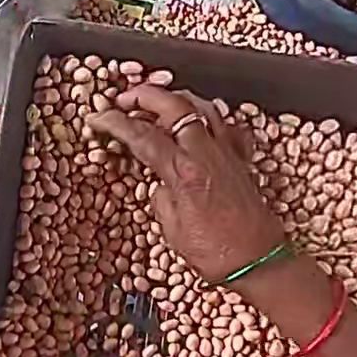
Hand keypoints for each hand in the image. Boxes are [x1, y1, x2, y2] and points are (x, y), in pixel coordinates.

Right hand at [85, 84, 290, 283]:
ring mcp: (227, 153)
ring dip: (176, 98)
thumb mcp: (173, 230)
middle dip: (145, 95)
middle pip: (174, 106)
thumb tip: (158, 184)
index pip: (143, 136)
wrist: (258, 261)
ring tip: (157, 102)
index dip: (116, 123)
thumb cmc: (215, 253)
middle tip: (124, 98)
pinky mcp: (241, 160)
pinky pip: (226, 124)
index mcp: (184, 173)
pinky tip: (197, 121)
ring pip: (203, 106)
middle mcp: (207, 155)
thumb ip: (161, 199)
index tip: (98, 117)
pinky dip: (208, 115)